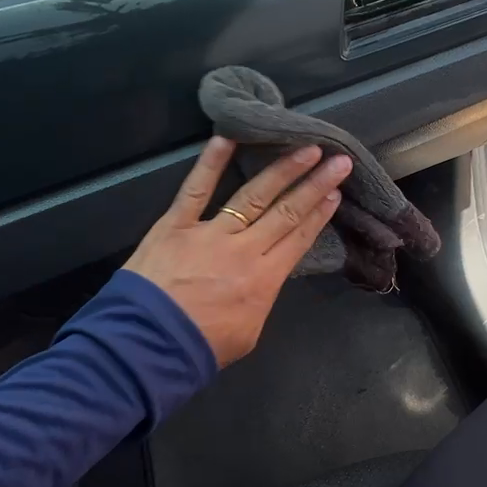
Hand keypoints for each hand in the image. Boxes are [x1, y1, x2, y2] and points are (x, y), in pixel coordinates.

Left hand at [126, 136, 349, 365]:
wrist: (149, 346)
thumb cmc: (201, 348)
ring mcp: (209, 233)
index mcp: (264, 278)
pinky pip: (195, 189)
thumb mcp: (248, 333)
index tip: (336, 191)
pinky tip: (226, 138)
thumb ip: (260, 299)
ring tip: (305, 148)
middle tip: (338, 161)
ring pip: (253, 195)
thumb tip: (262, 278)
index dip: (320, 212)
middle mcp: (244, 249)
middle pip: (286, 211)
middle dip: (315, 184)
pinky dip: (210, 163)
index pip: (299, 237)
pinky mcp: (175, 225)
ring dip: (282, 170)